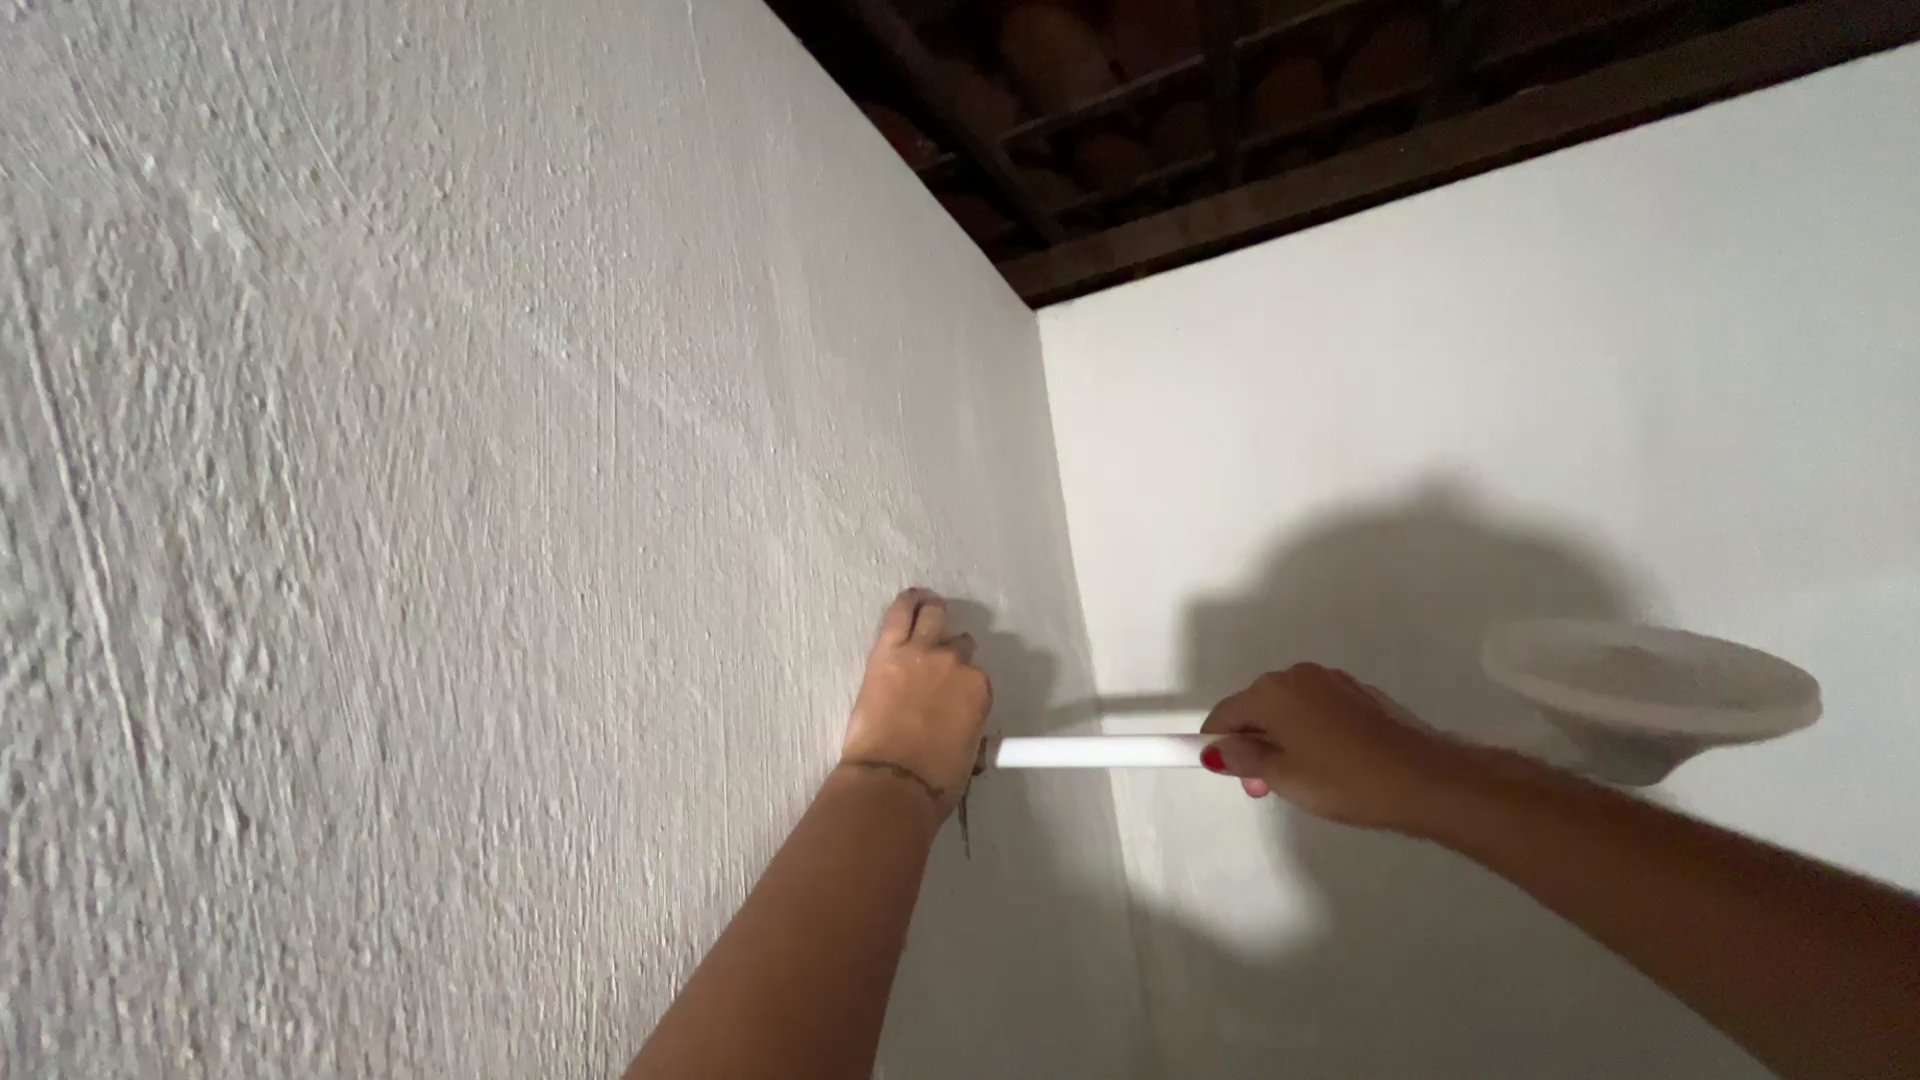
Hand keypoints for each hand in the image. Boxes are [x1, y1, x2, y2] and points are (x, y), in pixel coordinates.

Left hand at [840, 588, 992, 817]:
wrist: (893, 778)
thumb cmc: (934, 779)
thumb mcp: (967, 755)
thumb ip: (969, 730)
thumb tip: (962, 732)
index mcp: (979, 689)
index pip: (976, 673)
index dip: (963, 679)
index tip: (953, 689)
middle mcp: (956, 663)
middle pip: (958, 643)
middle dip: (950, 650)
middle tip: (937, 662)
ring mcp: (922, 651)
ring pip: (933, 615)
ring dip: (932, 612)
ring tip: (929, 608)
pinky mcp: (889, 649)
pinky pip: (900, 612)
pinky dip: (907, 601)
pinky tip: (910, 597)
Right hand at [1200, 663, 1472, 830]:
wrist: (1428, 780)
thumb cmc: (1345, 781)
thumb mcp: (1284, 777)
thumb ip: (1243, 759)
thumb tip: (1215, 749)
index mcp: (1271, 692)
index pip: (1224, 715)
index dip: (1216, 745)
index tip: (1226, 775)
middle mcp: (1296, 676)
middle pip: (1255, 709)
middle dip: (1252, 745)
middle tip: (1266, 789)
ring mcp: (1330, 681)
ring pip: (1287, 710)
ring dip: (1282, 740)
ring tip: (1302, 779)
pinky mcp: (1359, 693)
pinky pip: (1317, 710)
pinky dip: (1311, 732)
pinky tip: (1330, 764)